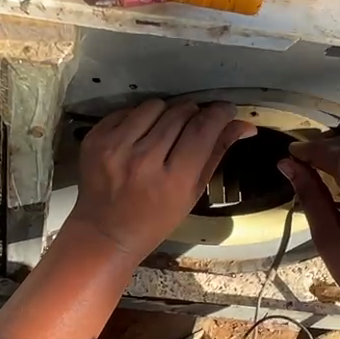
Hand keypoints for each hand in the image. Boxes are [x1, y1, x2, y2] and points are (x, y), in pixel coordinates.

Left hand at [64, 99, 255, 261]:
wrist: (105, 232)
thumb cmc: (154, 219)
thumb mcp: (192, 193)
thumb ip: (216, 154)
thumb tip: (243, 124)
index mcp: (173, 179)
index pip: (203, 129)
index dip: (219, 113)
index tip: (226, 109)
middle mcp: (143, 159)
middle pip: (180, 113)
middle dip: (194, 113)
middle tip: (195, 124)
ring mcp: (115, 147)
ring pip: (154, 106)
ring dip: (166, 113)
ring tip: (166, 130)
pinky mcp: (96, 139)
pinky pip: (127, 111)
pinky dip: (139, 119)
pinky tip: (141, 136)